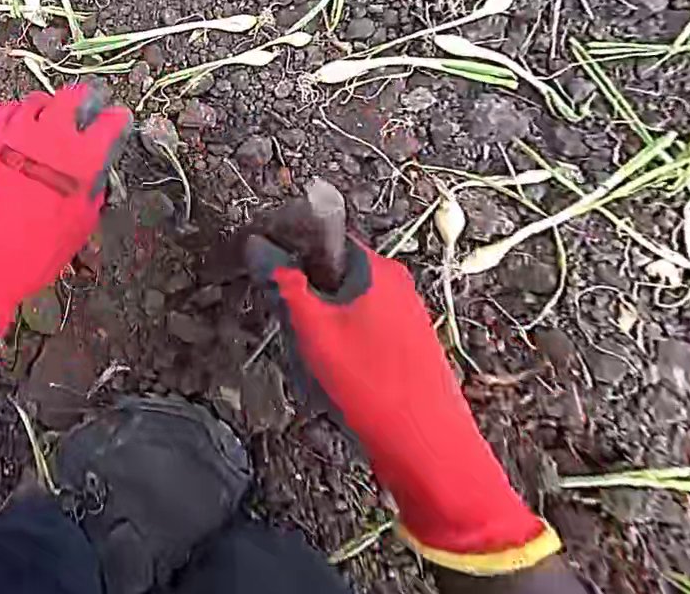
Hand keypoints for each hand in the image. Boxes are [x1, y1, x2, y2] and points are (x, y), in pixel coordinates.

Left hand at [0, 84, 129, 337]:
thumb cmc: (39, 249)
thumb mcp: (81, 224)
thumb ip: (92, 191)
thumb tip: (92, 177)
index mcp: (84, 159)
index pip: (109, 123)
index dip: (117, 118)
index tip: (117, 118)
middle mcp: (54, 138)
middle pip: (72, 97)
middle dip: (83, 97)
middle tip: (85, 103)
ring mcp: (20, 134)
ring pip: (37, 100)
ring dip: (48, 105)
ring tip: (50, 115)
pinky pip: (7, 110)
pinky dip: (17, 112)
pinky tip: (19, 123)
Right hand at [253, 236, 560, 577]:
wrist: (431, 453)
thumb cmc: (373, 386)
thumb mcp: (314, 329)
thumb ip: (284, 283)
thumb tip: (258, 246)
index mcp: (376, 269)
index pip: (323, 236)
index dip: (290, 248)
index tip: (269, 268)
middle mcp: (395, 284)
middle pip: (333, 270)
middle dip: (306, 292)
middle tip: (291, 320)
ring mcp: (406, 314)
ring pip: (346, 300)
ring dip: (323, 319)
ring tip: (315, 351)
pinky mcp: (408, 342)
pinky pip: (363, 324)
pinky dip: (343, 337)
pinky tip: (337, 369)